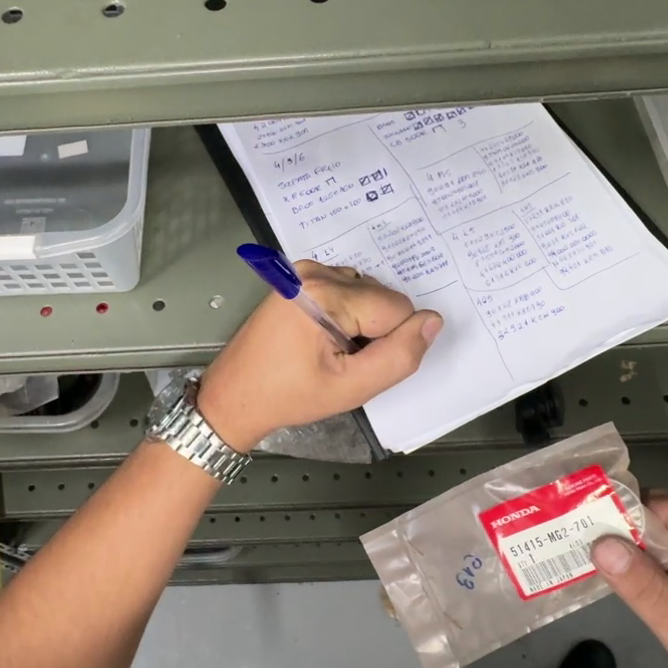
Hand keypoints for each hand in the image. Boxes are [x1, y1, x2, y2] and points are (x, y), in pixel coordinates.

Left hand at [196, 261, 441, 451]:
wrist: (235, 395)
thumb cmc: (287, 395)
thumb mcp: (351, 388)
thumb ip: (399, 356)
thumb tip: (432, 323)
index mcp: (326, 295)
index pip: (398, 309)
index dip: (388, 343)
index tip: (354, 364)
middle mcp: (314, 272)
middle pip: (383, 297)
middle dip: (374, 332)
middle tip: (340, 360)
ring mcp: (303, 272)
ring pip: (368, 294)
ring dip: (361, 323)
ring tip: (327, 351)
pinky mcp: (298, 278)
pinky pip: (348, 290)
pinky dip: (346, 314)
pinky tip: (320, 339)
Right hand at [589, 495, 667, 667]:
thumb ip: (651, 596)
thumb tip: (600, 544)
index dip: (633, 512)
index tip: (583, 516)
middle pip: (667, 525)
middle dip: (622, 529)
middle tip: (569, 529)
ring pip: (658, 546)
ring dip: (622, 549)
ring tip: (572, 544)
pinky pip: (659, 570)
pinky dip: (631, 571)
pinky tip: (596, 569)